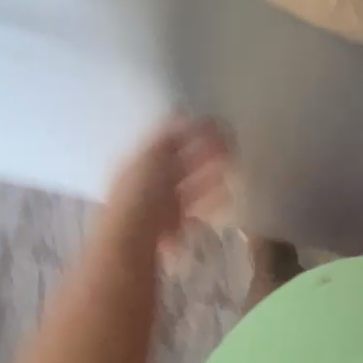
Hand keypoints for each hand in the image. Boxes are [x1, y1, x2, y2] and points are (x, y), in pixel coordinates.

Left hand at [97, 116, 230, 249]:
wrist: (128, 251)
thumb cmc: (139, 198)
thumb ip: (170, 135)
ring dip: (211, 175)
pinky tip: (227, 194)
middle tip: (232, 142)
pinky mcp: (170, 229)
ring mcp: (157, 207)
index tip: (217, 122)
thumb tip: (183, 111)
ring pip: (188, 185)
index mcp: (136, 162)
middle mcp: (144, 183)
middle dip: (205, 152)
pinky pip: (194, 209)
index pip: (165, 139)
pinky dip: (210, 200)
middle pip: (179, 162)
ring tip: (234, 166)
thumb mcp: (152, 158)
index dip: (190, 129)